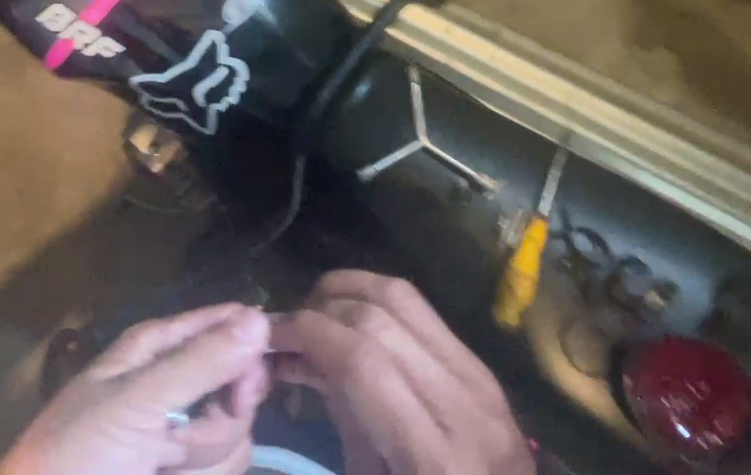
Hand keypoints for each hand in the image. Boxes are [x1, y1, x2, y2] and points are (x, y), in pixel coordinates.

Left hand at [0, 304, 270, 474]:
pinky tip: (167, 474)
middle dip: (216, 424)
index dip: (248, 356)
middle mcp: (176, 377)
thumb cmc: (81, 452)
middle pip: (239, 387)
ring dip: (202, 458)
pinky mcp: (190, 463)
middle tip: (173, 443)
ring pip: (235, 433)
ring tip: (159, 465)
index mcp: (158, 345)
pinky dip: (200, 474)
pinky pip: (224, 463)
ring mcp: (184, 424)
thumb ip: (198, 363)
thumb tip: (260, 319)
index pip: (228, 325)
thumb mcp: (137, 402)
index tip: (242, 395)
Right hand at [271, 271, 532, 474]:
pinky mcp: (480, 366)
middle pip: (378, 319)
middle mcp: (464, 408)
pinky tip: (346, 317)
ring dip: (344, 292)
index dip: (308, 334)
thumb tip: (297, 354)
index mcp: (434, 459)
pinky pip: (419, 309)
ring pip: (400, 297)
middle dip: (319, 311)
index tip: (270, 338)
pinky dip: (372, 300)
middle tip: (287, 330)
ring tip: (313, 315)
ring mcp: (479, 379)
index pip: (362, 362)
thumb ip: (341, 416)